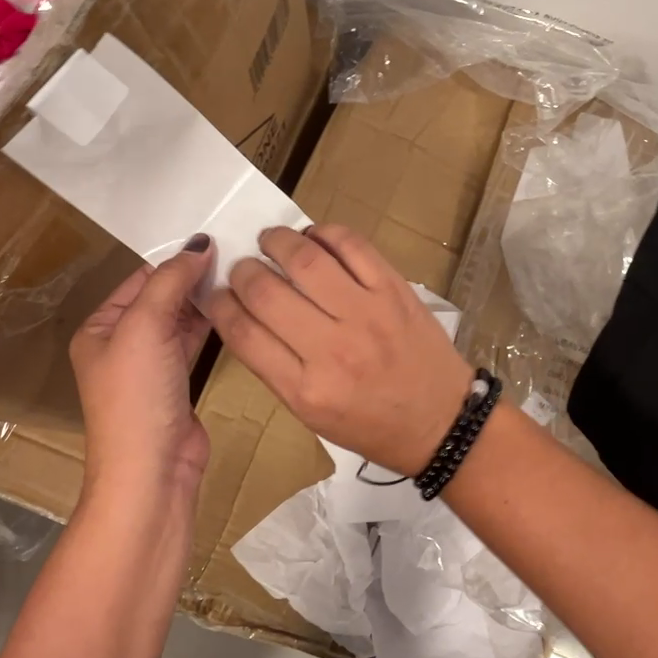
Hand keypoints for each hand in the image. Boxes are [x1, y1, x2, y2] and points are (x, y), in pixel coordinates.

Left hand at [70, 236, 213, 487]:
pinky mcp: (178, 383)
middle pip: (161, 297)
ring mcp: (151, 365)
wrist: (151, 470)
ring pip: (181, 319)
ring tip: (243, 271)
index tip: (216, 236)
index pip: (140, 279)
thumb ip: (171, 280)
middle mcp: (122, 343)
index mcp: (100, 328)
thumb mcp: (146, 326)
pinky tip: (237, 306)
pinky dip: (212, 324)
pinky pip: (195, 342)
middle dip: (193, 276)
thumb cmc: (137, 395)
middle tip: (237, 250)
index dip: (174, 259)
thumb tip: (199, 243)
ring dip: (205, 299)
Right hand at [206, 225, 474, 474]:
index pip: (243, 334)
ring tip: (270, 240)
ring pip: (305, 259)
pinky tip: (313, 237)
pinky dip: (325, 233)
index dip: (219, 305)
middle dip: (243, 271)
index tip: (215, 293)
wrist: (442, 420)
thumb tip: (245, 314)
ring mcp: (366, 314)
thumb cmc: (372, 424)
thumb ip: (276, 365)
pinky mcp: (394, 289)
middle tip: (243, 267)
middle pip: (266, 292)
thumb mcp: (312, 414)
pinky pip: (352, 245)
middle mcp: (332, 350)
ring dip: (277, 240)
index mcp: (305, 390)